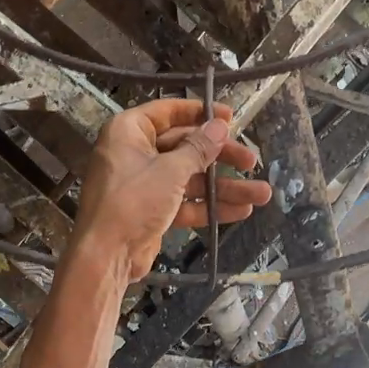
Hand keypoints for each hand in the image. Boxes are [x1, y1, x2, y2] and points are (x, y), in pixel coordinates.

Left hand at [72, 98, 271, 279]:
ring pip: (190, 178)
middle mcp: (135, 153)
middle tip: (251, 160)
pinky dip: (209, 207)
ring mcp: (144, 184)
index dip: (201, 113)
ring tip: (261, 193)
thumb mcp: (171, 170)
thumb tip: (220, 126)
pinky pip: (186, 202)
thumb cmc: (133, 201)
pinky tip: (241, 211)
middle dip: (221, 157)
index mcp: (130, 131)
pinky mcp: (153, 211)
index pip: (168, 112)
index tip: (231, 117)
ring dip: (224, 187)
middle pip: (185, 147)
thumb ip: (198, 149)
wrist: (107, 255)